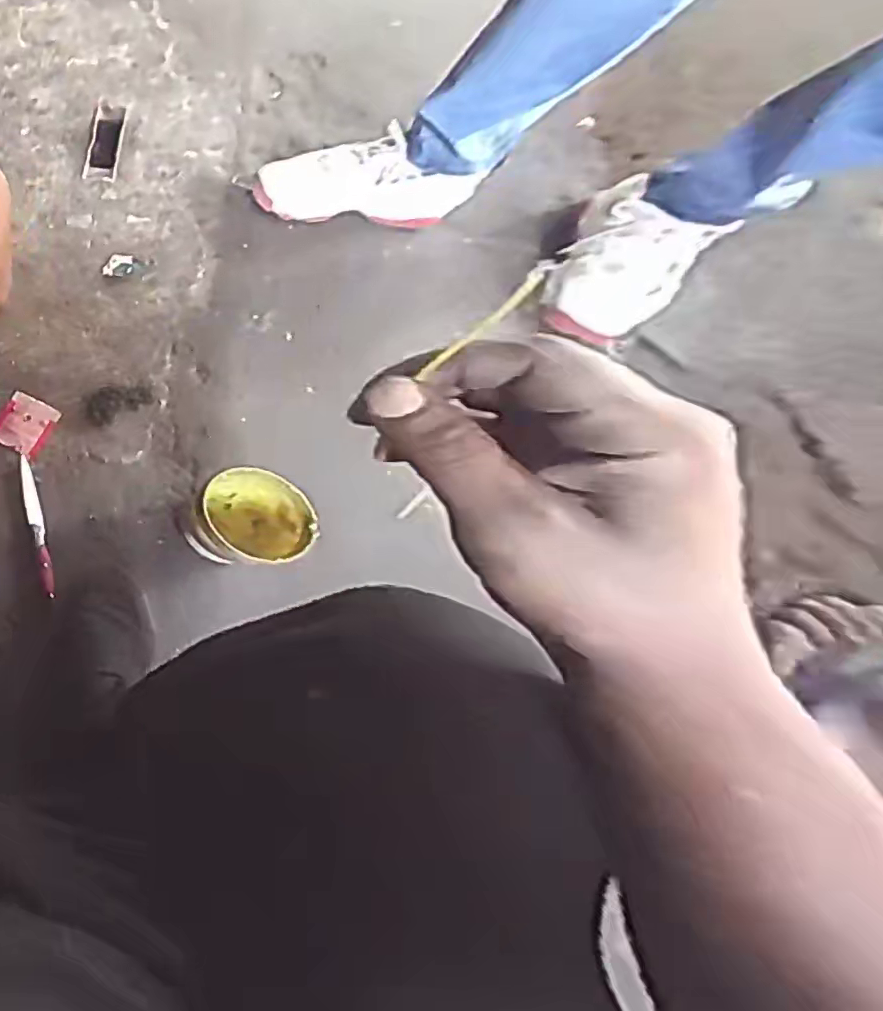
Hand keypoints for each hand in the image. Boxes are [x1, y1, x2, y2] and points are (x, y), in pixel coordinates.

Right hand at [353, 336, 753, 666]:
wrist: (656, 671)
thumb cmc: (587, 600)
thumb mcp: (504, 521)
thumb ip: (444, 449)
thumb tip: (383, 392)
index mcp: (646, 424)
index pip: (532, 359)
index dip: (444, 367)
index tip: (374, 401)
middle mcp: (647, 417)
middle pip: (527, 374)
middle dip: (442, 391)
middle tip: (377, 423)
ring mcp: (627, 440)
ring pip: (521, 399)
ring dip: (451, 415)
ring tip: (396, 447)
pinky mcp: (604, 463)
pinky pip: (526, 428)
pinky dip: (471, 436)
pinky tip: (435, 459)